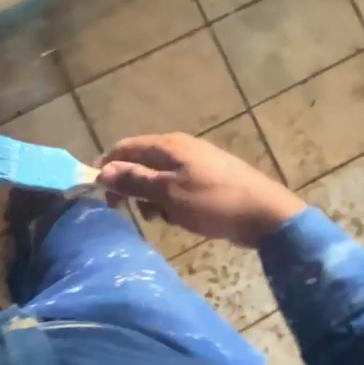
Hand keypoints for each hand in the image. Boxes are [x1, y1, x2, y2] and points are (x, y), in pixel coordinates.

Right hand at [98, 133, 305, 247]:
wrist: (266, 216)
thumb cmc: (214, 203)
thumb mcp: (169, 194)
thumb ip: (135, 181)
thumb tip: (103, 171)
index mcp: (169, 145)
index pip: (124, 147)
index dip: (107, 167)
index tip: (97, 193)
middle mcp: (180, 148)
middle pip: (140, 162)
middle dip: (129, 186)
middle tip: (125, 211)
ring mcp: (195, 164)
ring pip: (157, 177)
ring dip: (150, 197)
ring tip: (157, 218)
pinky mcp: (206, 181)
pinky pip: (175, 187)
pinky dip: (168, 201)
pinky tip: (176, 219)